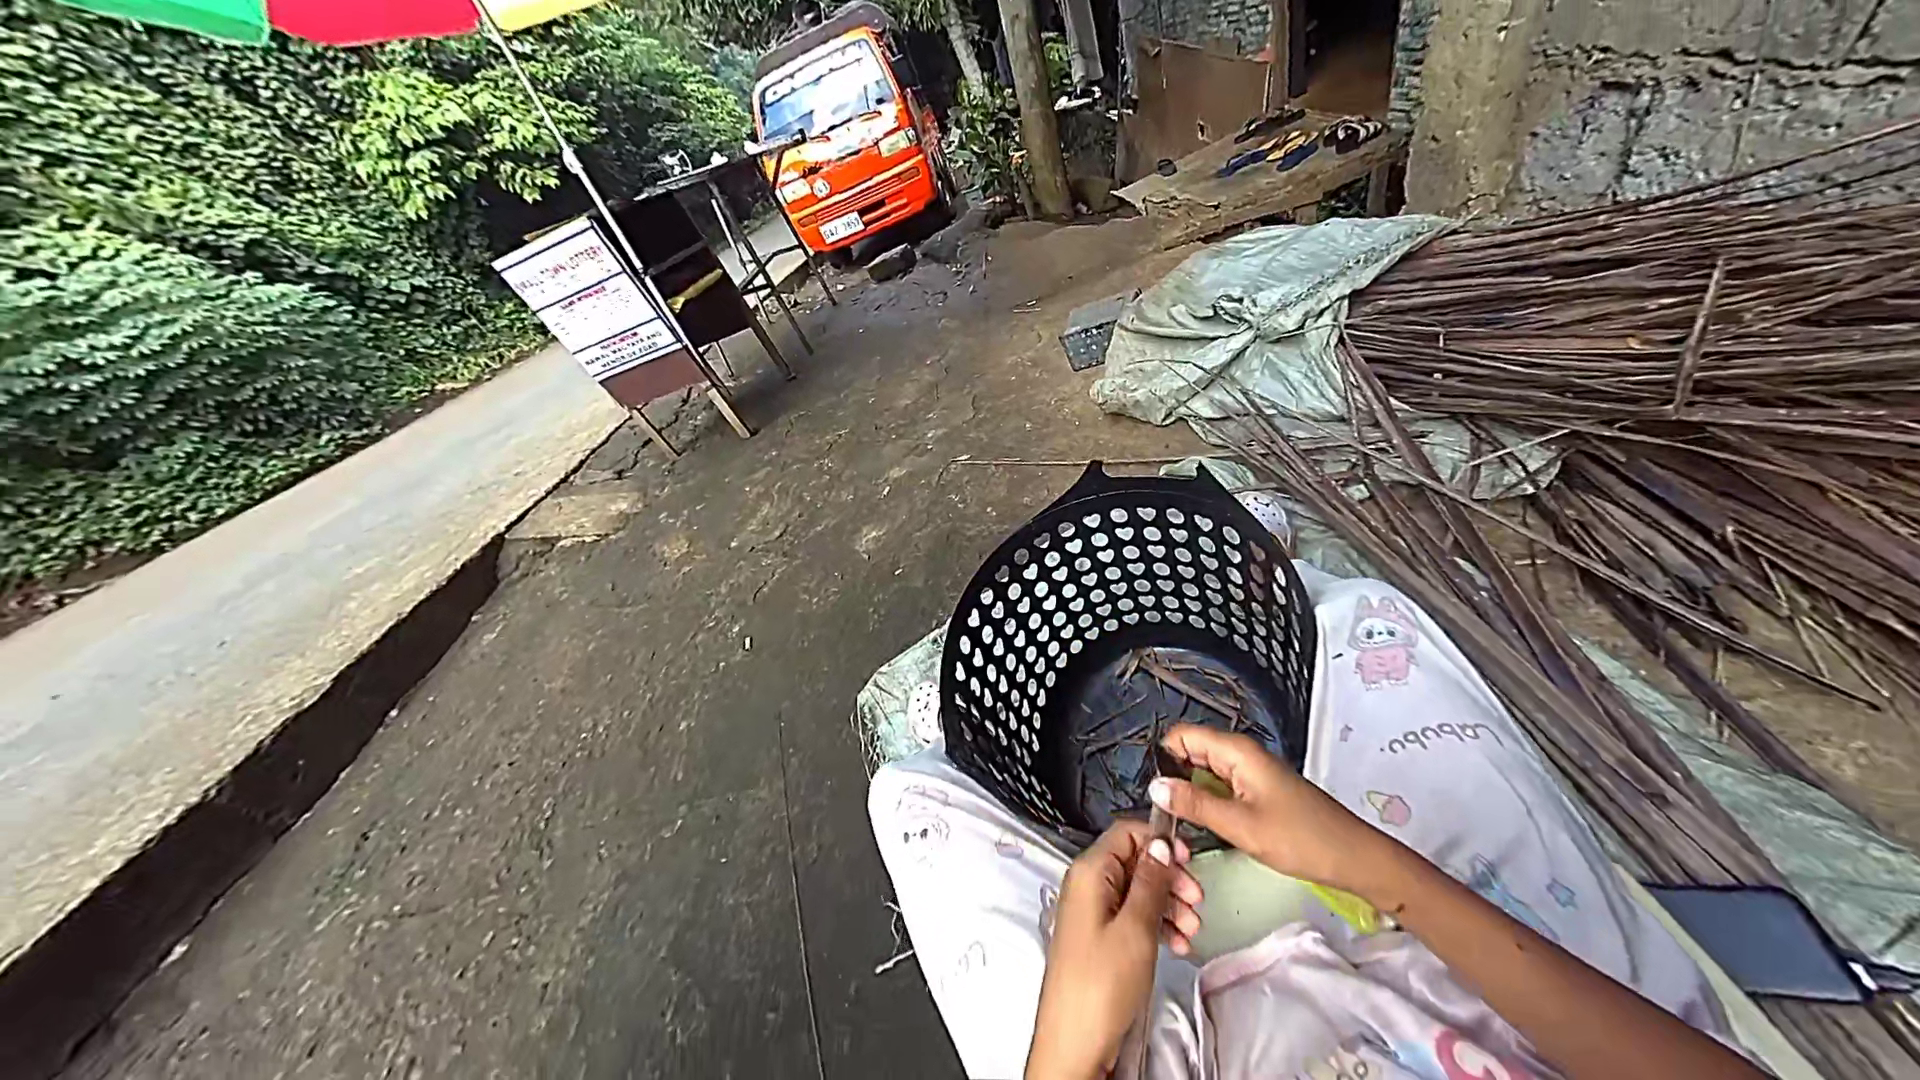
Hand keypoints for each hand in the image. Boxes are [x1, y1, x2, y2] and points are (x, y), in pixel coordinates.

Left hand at [1025, 821, 1203, 1079]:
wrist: (1074, 1042)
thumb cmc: (1098, 986)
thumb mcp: (1135, 928)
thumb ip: (1150, 882)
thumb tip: (1160, 844)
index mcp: (1088, 871)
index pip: (1125, 832)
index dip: (1158, 840)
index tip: (1188, 858)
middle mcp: (1087, 884)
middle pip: (1135, 861)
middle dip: (1169, 877)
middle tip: (1195, 898)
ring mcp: (1092, 910)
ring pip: (1137, 889)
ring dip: (1168, 904)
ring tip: (1191, 928)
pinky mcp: (1100, 935)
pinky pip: (1132, 915)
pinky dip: (1157, 924)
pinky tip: (1177, 943)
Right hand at [1149, 723, 1392, 895]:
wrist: (1353, 859)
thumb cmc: (1303, 839)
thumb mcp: (1240, 825)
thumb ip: (1193, 804)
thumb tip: (1154, 787)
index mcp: (1236, 751)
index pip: (1181, 736)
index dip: (1163, 759)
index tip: (1156, 791)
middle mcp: (1240, 753)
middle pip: (1189, 751)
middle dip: (1173, 776)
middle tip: (1167, 813)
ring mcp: (1248, 770)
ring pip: (1202, 769)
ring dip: (1190, 792)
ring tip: (1185, 821)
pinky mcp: (1255, 788)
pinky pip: (1218, 784)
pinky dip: (1207, 800)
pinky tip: (1207, 823)